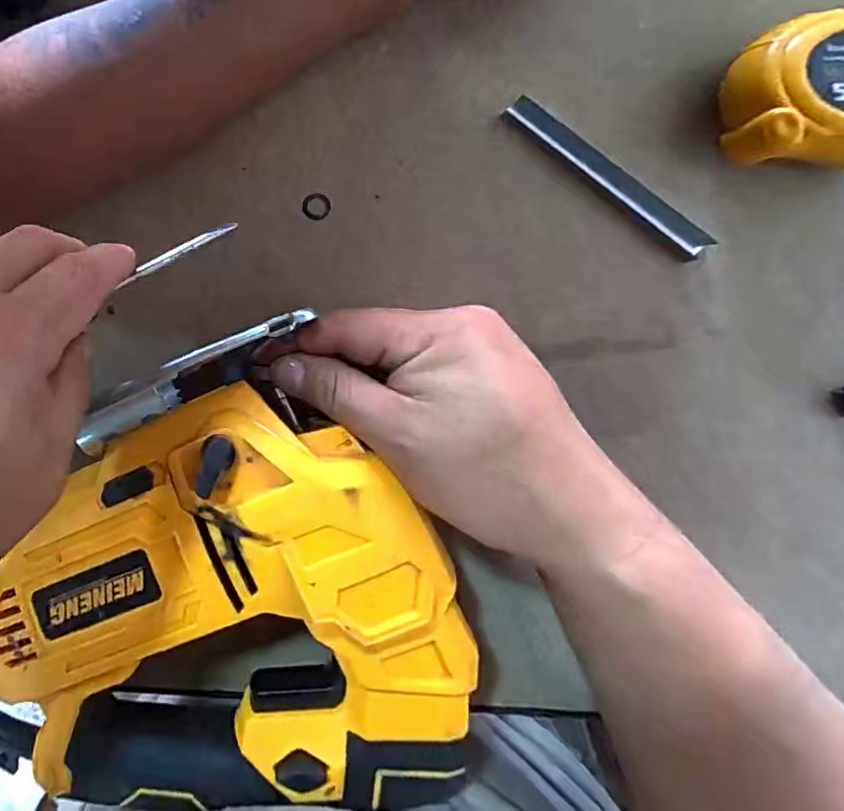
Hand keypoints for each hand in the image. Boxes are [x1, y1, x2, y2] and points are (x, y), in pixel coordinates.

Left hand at [0, 226, 134, 614]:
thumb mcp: (41, 470)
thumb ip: (66, 387)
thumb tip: (68, 340)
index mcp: (9, 340)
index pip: (74, 275)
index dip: (106, 263)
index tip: (120, 261)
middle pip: (23, 242)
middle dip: (64, 251)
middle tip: (77, 277)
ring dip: (9, 261)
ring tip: (15, 298)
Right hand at [267, 307, 669, 570]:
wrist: (580, 522)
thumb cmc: (483, 477)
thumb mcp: (396, 433)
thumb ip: (334, 389)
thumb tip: (282, 364)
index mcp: (443, 328)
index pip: (350, 325)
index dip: (301, 344)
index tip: (263, 364)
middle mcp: (465, 321)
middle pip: (374, 336)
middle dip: (333, 364)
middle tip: (294, 393)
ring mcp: (485, 343)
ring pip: (398, 352)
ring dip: (363, 377)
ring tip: (332, 406)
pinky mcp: (495, 369)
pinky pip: (425, 366)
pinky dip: (395, 385)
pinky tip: (383, 410)